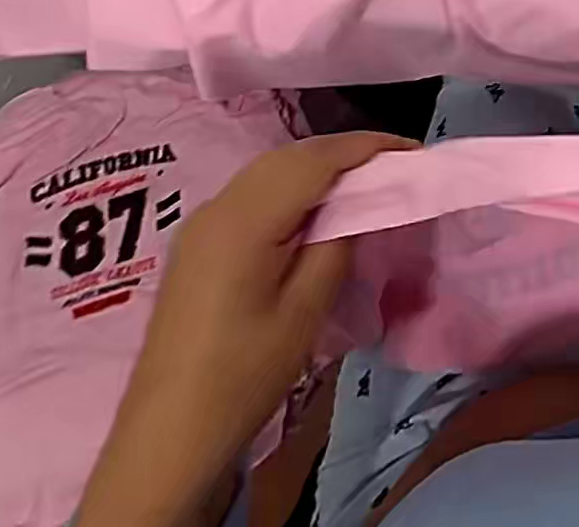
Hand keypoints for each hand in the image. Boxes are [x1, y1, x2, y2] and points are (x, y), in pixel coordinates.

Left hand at [77, 131, 415, 526]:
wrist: (168, 432)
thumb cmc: (246, 374)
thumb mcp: (306, 309)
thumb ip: (338, 243)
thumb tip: (361, 203)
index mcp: (246, 220)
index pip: (316, 160)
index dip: (366, 147)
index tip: (410, 149)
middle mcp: (220, 205)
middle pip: (292, 155)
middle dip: (346, 149)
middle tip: (393, 161)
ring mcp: (204, 219)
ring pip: (272, 166)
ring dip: (320, 162)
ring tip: (364, 177)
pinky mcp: (200, 237)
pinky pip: (256, 187)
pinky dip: (294, 180)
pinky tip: (316, 202)